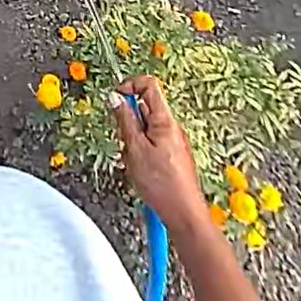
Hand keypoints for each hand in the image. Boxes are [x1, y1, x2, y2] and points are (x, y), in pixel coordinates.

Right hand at [108, 75, 207, 234]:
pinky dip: (142, 151)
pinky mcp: (173, 155)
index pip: (148, 84)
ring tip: (134, 160)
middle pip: (145, 107)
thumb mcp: (134, 149)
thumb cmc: (162, 185)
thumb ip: (125, 120)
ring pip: (146, 127)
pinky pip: (152, 142)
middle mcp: (172, 127)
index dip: (130, 85)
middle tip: (126, 140)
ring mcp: (174, 141)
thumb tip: (116, 97)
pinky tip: (141, 169)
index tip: (117, 98)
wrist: (184, 215)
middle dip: (129, 120)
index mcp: (164, 120)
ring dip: (134, 139)